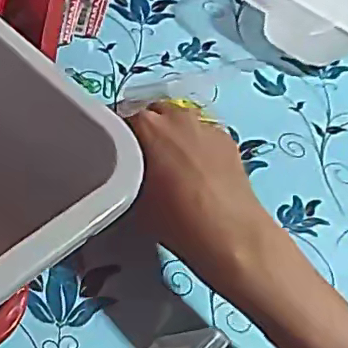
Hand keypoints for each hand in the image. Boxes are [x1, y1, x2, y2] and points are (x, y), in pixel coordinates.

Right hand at [127, 102, 289, 299]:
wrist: (227, 233)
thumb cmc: (174, 219)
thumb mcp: (132, 198)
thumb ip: (124, 174)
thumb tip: (127, 175)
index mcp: (147, 125)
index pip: (123, 119)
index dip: (119, 138)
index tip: (118, 155)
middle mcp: (178, 117)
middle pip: (156, 114)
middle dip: (149, 132)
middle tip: (145, 161)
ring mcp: (206, 126)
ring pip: (182, 123)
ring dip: (175, 136)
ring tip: (173, 167)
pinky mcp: (229, 140)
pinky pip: (204, 135)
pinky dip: (198, 146)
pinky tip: (199, 173)